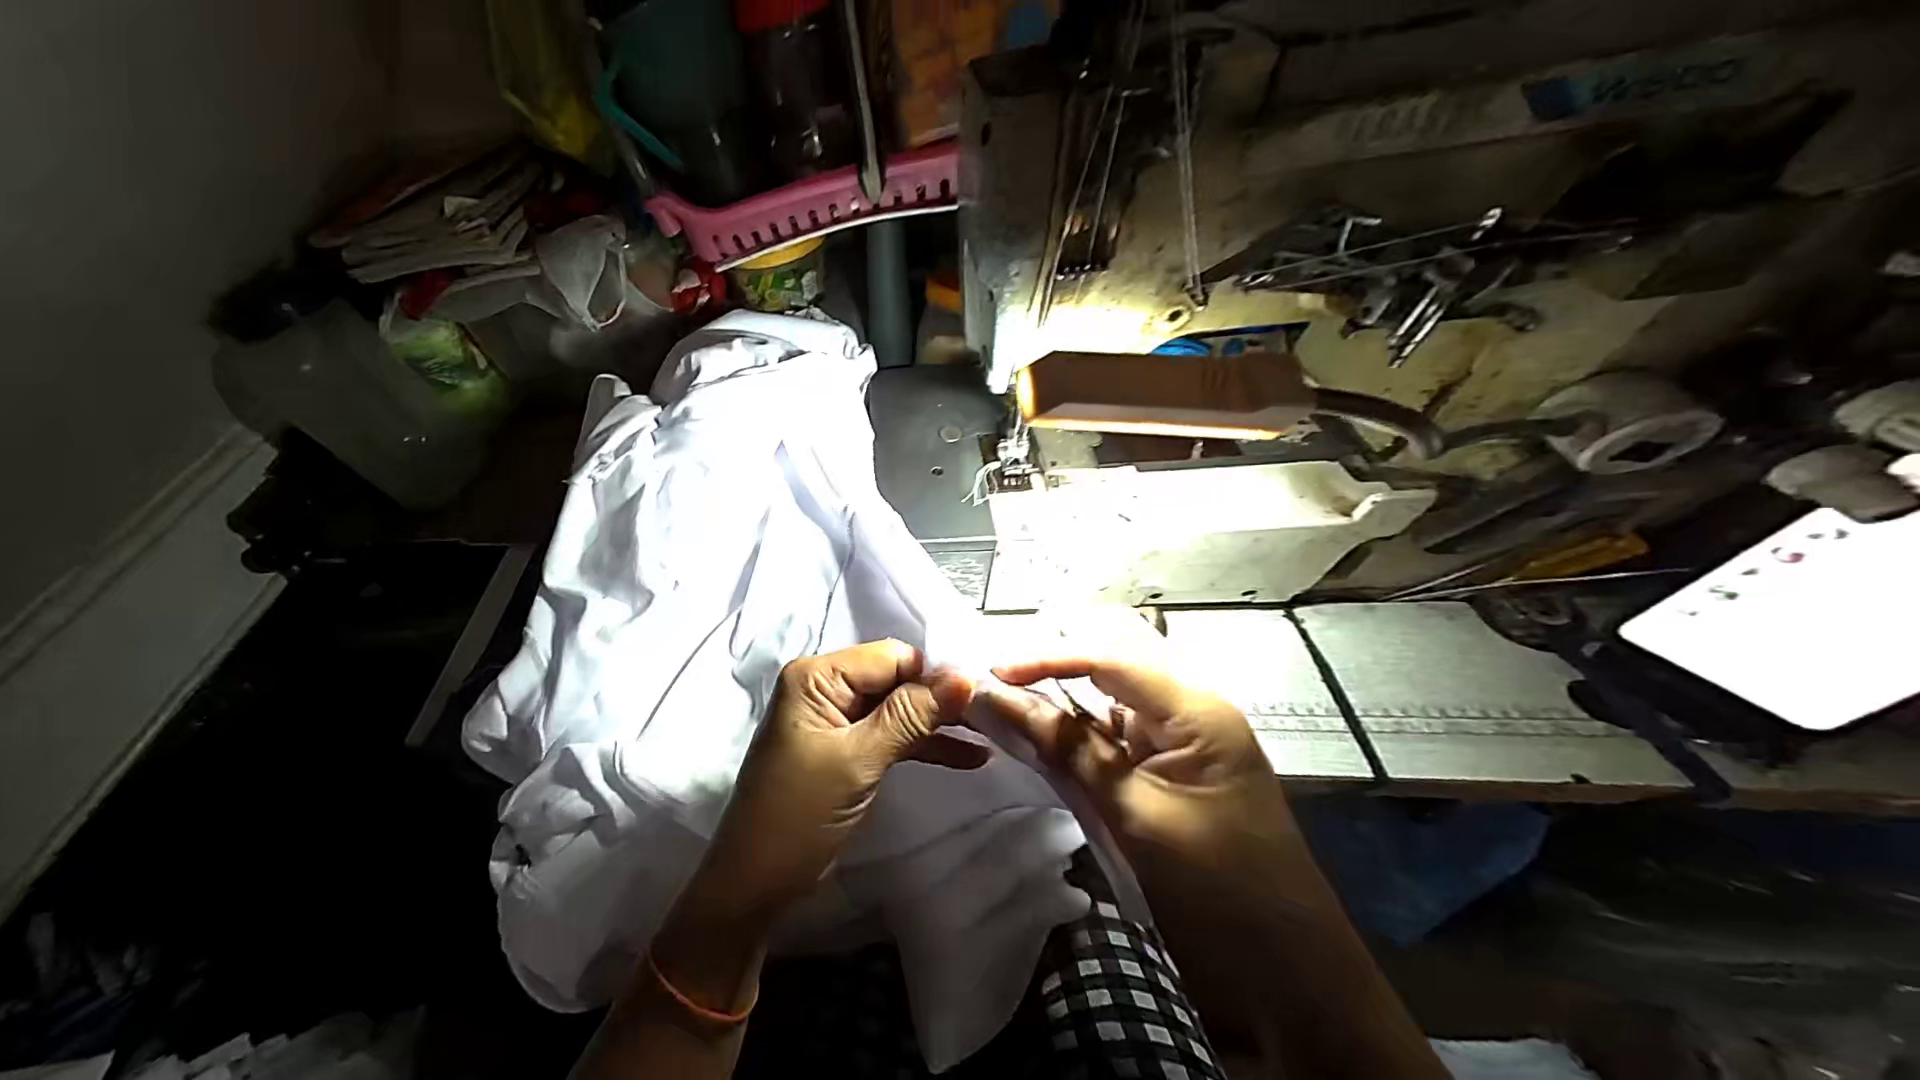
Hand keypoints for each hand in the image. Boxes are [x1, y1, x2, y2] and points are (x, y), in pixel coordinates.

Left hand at [695, 639, 978, 920]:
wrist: (756, 885)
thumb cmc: (800, 815)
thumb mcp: (860, 760)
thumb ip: (912, 714)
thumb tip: (966, 676)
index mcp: (817, 676)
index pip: (891, 657)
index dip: (936, 673)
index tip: (982, 693)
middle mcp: (826, 687)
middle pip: (898, 679)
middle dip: (943, 698)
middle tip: (994, 714)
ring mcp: (838, 719)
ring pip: (901, 708)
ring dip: (940, 724)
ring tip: (991, 735)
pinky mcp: (849, 748)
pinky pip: (894, 735)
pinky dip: (926, 746)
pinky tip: (969, 757)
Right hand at [978, 658, 1293, 878]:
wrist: (1287, 975)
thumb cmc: (1217, 889)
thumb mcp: (1134, 814)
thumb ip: (1069, 750)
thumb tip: (1003, 701)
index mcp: (1195, 710)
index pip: (1110, 659)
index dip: (1047, 660)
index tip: (992, 674)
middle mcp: (1188, 714)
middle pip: (1109, 674)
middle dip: (1051, 676)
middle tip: (993, 687)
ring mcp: (1180, 746)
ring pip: (1108, 709)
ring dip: (1058, 711)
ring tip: (1003, 709)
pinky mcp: (1168, 776)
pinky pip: (1115, 745)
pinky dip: (1076, 744)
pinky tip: (1040, 745)